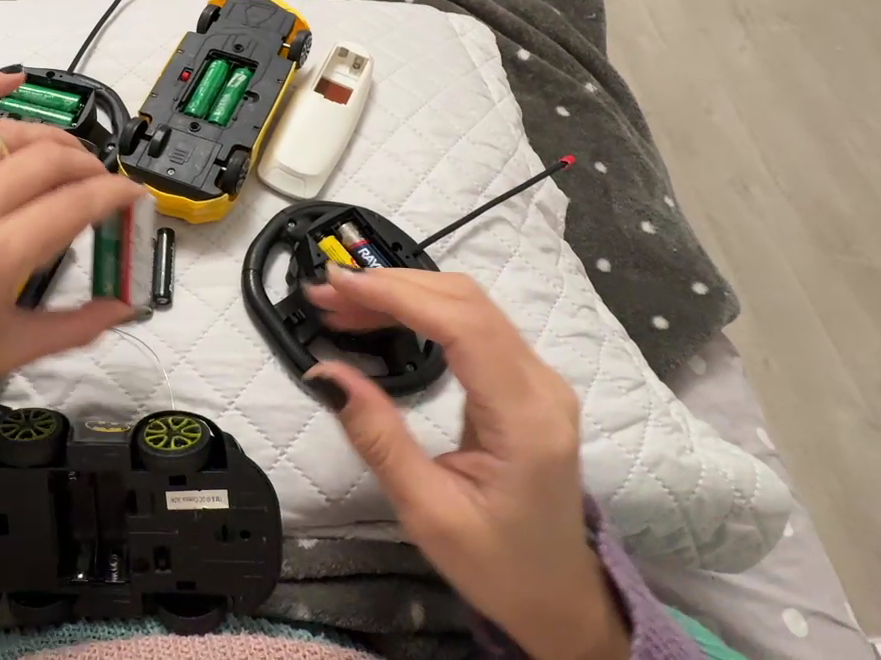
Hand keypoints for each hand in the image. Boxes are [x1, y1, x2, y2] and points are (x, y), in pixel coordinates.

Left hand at [0, 71, 144, 465]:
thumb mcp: (11, 350)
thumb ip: (77, 326)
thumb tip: (128, 305)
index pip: (78, 203)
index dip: (118, 194)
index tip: (134, 198)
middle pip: (50, 161)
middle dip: (92, 167)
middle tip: (103, 186)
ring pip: (9, 135)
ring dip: (52, 139)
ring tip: (70, 156)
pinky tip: (11, 79)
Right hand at [303, 269, 630, 659]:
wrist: (556, 594)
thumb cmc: (496, 563)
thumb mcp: (426, 511)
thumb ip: (377, 436)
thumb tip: (324, 371)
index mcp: (524, 419)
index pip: (463, 325)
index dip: (397, 294)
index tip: (338, 286)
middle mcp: (541, 385)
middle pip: (465, 301)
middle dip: (390, 285)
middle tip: (326, 293)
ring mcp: (538, 378)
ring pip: (467, 304)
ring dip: (401, 292)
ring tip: (340, 303)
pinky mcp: (523, 379)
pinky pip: (471, 323)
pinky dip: (418, 309)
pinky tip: (379, 316)